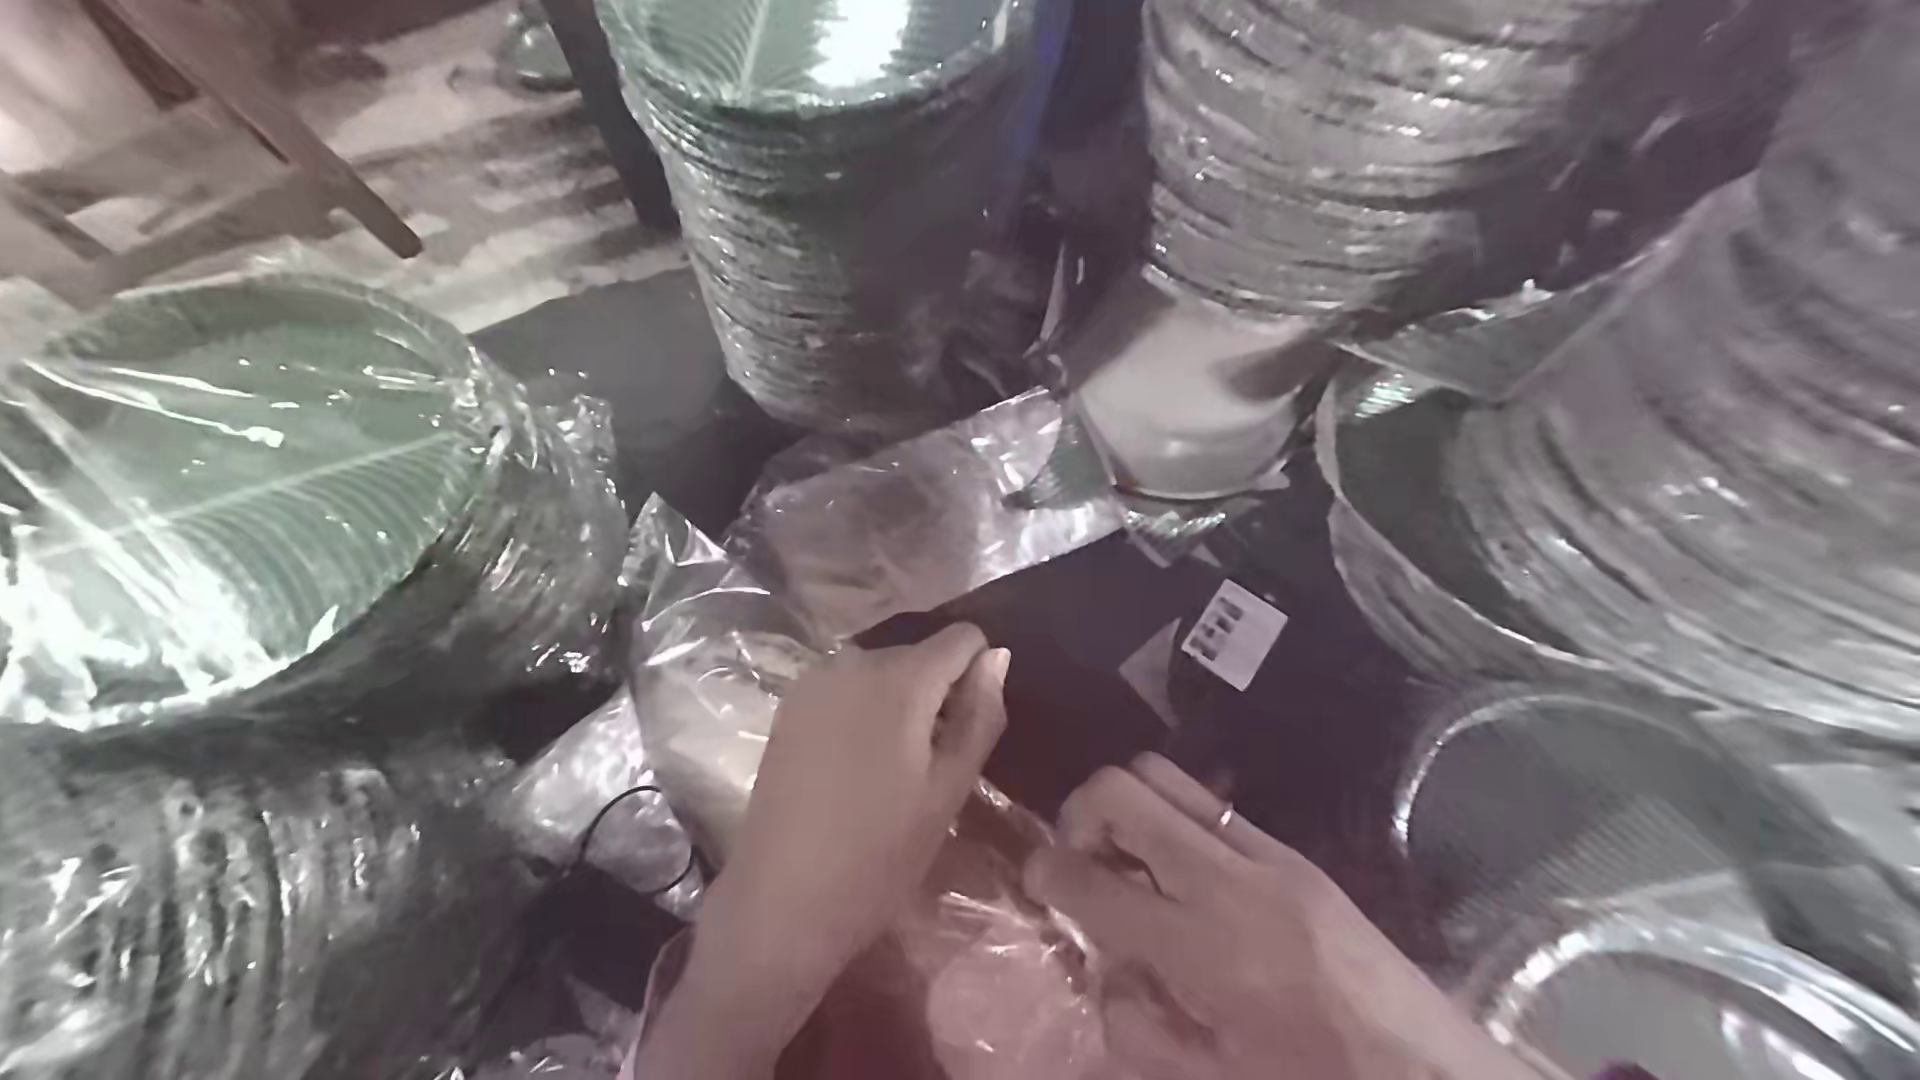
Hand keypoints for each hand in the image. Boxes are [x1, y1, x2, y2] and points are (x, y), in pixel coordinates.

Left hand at [671, 625, 1010, 1062]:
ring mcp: (815, 678)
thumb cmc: (879, 854)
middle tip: (932, 757)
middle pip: (920, 651)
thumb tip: (997, 654)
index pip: (962, 637)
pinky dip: (865, 704)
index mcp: (900, 677)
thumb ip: (980, 713)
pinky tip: (856, 759)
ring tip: (894, 762)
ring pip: (883, 666)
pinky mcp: (790, 701)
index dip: (978, 671)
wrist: (780, 901)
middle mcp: (854, 659)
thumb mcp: (948, 789)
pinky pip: (848, 682)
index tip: (969, 721)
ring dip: (902, 697)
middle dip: (938, 689)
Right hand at [1025, 754, 1533, 1079]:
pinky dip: (1170, 821)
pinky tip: (1185, 876)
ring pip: (1158, 774)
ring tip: (1128, 858)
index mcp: (1203, 951)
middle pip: (1118, 790)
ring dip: (1123, 807)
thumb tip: (1105, 968)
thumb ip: (1137, 1027)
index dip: (1044, 869)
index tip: (1035, 876)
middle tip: (1081, 861)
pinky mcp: (1291, 850)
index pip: (1090, 880)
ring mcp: (1264, 854)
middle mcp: (1226, 879)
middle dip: (1078, 815)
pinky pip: (1207, 803)